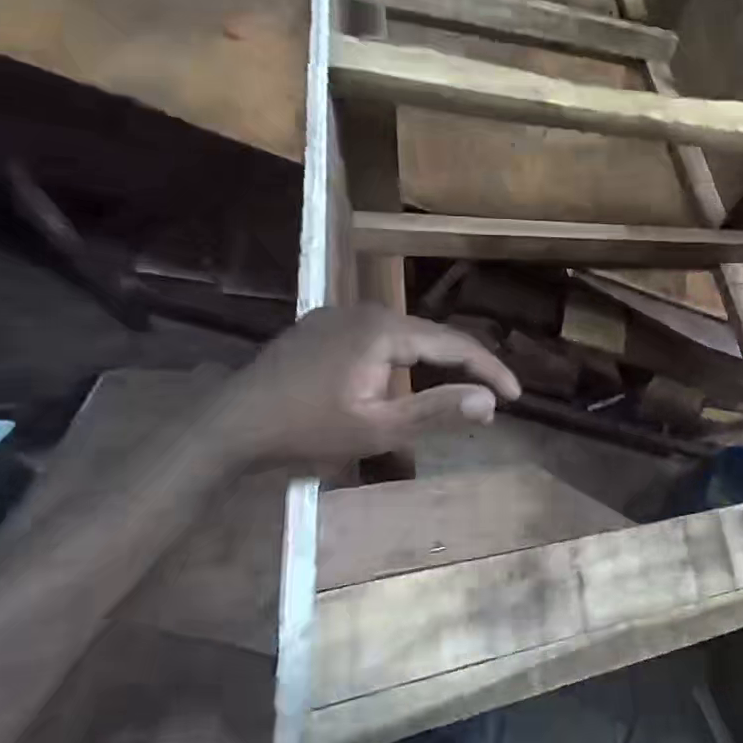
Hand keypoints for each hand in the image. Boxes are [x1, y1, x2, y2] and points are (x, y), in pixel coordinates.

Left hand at [208, 305, 520, 466]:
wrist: (226, 428)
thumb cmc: (305, 431)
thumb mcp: (378, 429)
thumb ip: (437, 411)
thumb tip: (491, 402)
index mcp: (384, 330)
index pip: (455, 345)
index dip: (490, 370)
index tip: (516, 396)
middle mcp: (366, 311)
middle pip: (433, 336)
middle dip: (467, 365)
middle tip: (494, 395)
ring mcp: (340, 316)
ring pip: (407, 336)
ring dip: (436, 361)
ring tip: (460, 387)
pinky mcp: (322, 327)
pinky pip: (379, 338)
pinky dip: (404, 358)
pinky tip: (408, 378)